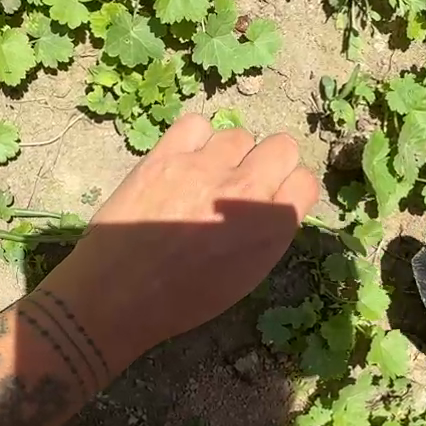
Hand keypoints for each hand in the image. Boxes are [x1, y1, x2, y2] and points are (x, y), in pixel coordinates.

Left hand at [36, 115, 318, 368]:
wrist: (120, 296)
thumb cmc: (183, 301)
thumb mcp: (245, 278)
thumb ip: (265, 234)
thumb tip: (268, 204)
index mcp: (271, 227)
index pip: (305, 181)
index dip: (289, 189)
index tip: (273, 199)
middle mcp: (245, 190)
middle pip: (281, 146)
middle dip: (268, 164)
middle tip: (243, 183)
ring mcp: (204, 168)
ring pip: (237, 135)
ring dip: (229, 154)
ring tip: (206, 177)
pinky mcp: (165, 156)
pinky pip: (195, 125)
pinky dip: (194, 139)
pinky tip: (183, 161)